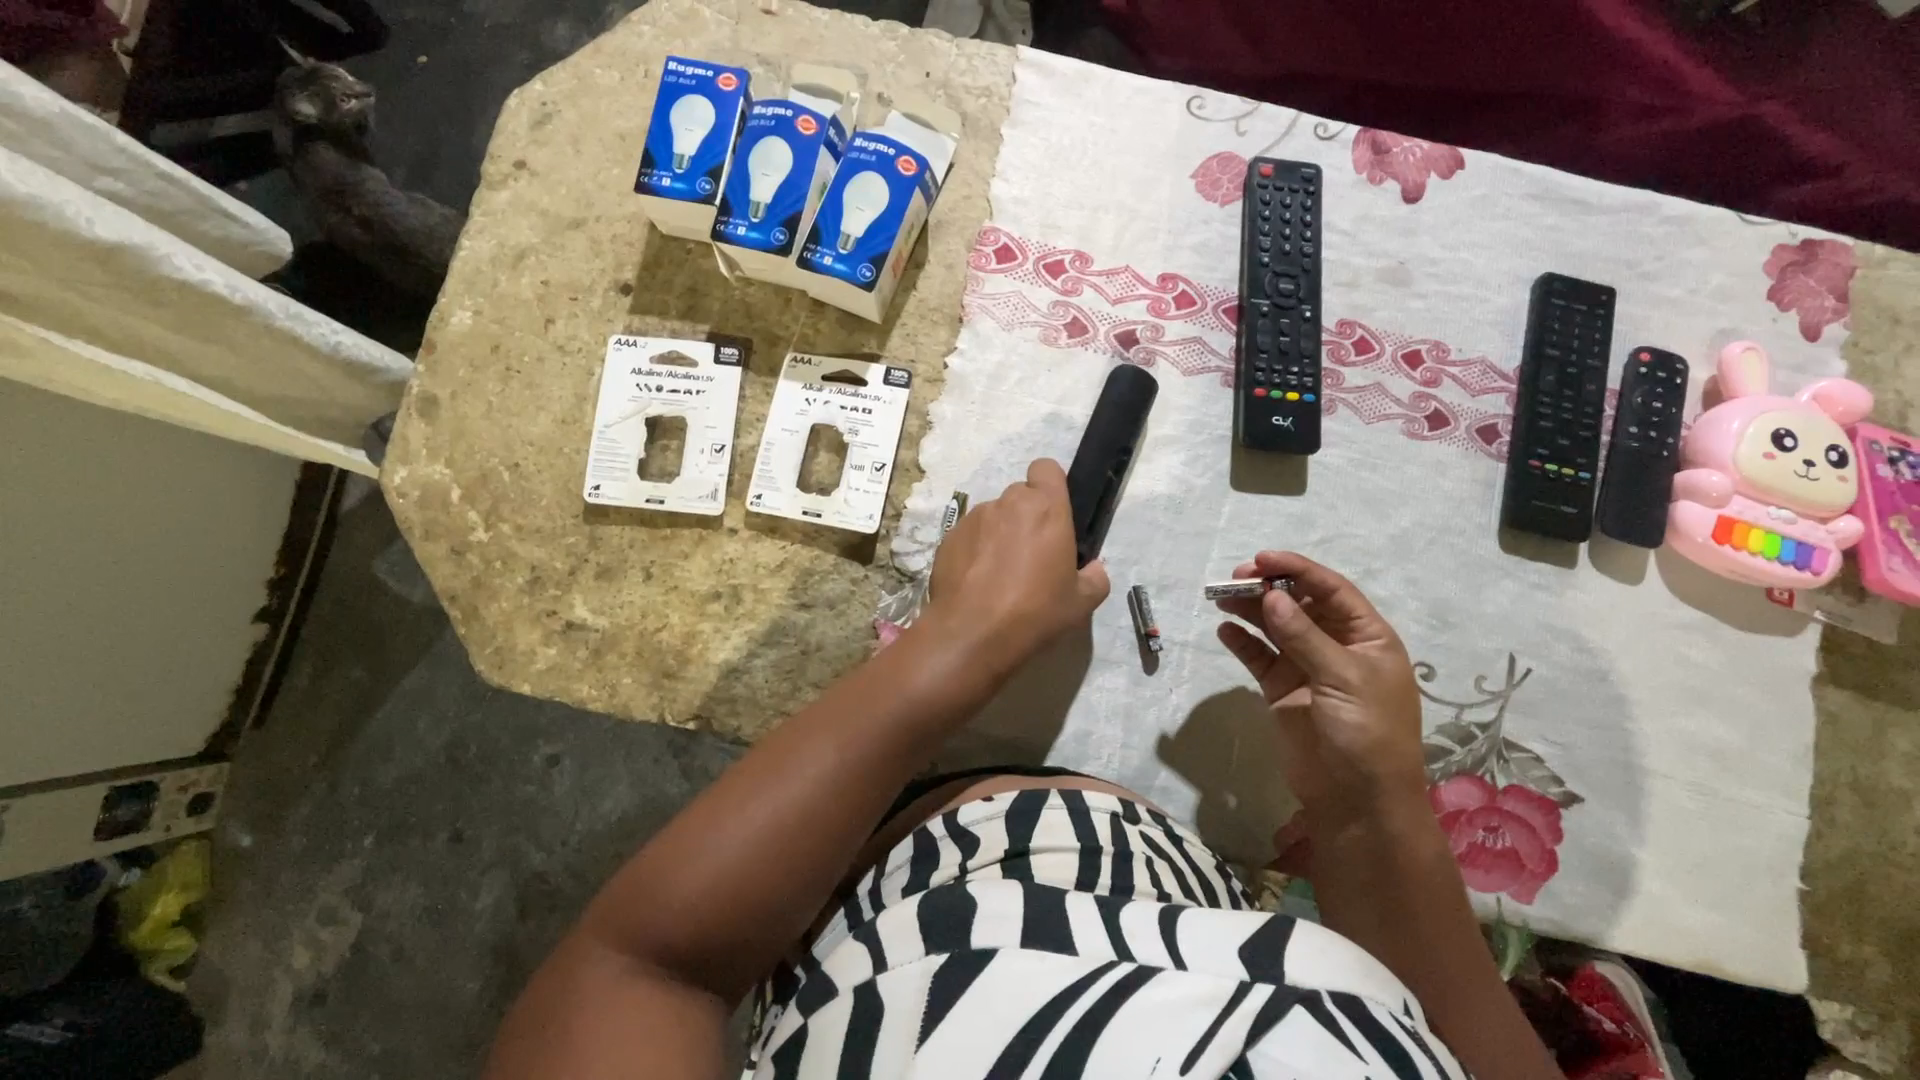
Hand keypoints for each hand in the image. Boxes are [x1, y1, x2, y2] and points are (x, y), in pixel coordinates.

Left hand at [922, 459, 1110, 676]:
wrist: (972, 633)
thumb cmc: (1036, 612)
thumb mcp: (1082, 603)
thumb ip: (1095, 578)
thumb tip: (1093, 569)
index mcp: (1046, 508)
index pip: (1046, 468)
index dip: (1050, 486)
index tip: (1053, 514)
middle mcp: (1007, 503)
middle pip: (1019, 496)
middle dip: (1026, 518)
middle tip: (1031, 556)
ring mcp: (973, 519)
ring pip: (992, 517)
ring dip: (999, 535)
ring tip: (1000, 575)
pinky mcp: (948, 538)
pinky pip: (969, 536)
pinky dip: (975, 551)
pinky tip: (977, 583)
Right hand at [1214, 552, 1426, 833]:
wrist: (1357, 800)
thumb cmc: (1367, 732)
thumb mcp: (1343, 678)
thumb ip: (1304, 636)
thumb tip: (1272, 596)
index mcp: (1367, 637)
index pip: (1330, 590)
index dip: (1297, 569)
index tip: (1260, 559)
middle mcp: (1336, 646)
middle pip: (1299, 604)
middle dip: (1268, 587)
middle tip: (1234, 579)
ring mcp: (1307, 668)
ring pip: (1275, 628)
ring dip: (1250, 611)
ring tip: (1221, 599)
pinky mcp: (1282, 691)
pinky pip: (1259, 658)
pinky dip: (1242, 643)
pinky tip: (1225, 631)